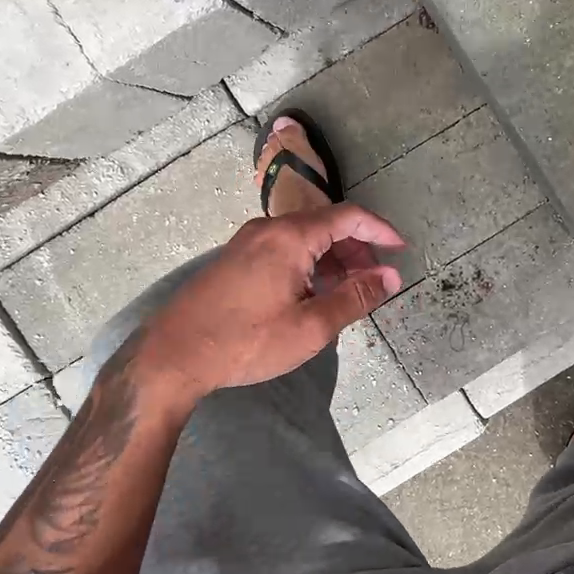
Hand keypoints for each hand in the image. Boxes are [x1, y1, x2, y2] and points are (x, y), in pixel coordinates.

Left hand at [127, 204, 405, 408]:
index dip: (381, 230)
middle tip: (375, 281)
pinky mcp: (235, 259)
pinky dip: (310, 263)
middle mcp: (268, 229)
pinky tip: (314, 294)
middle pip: (327, 225)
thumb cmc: (246, 342)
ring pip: (305, 238)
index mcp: (290, 237)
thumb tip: (390, 277)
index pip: (349, 217)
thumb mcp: (311, 327)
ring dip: (334, 258)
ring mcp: (247, 243)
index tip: (401, 250)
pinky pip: (285, 248)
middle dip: (359, 249)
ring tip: (348, 292)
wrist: (171, 357)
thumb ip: (355, 298)